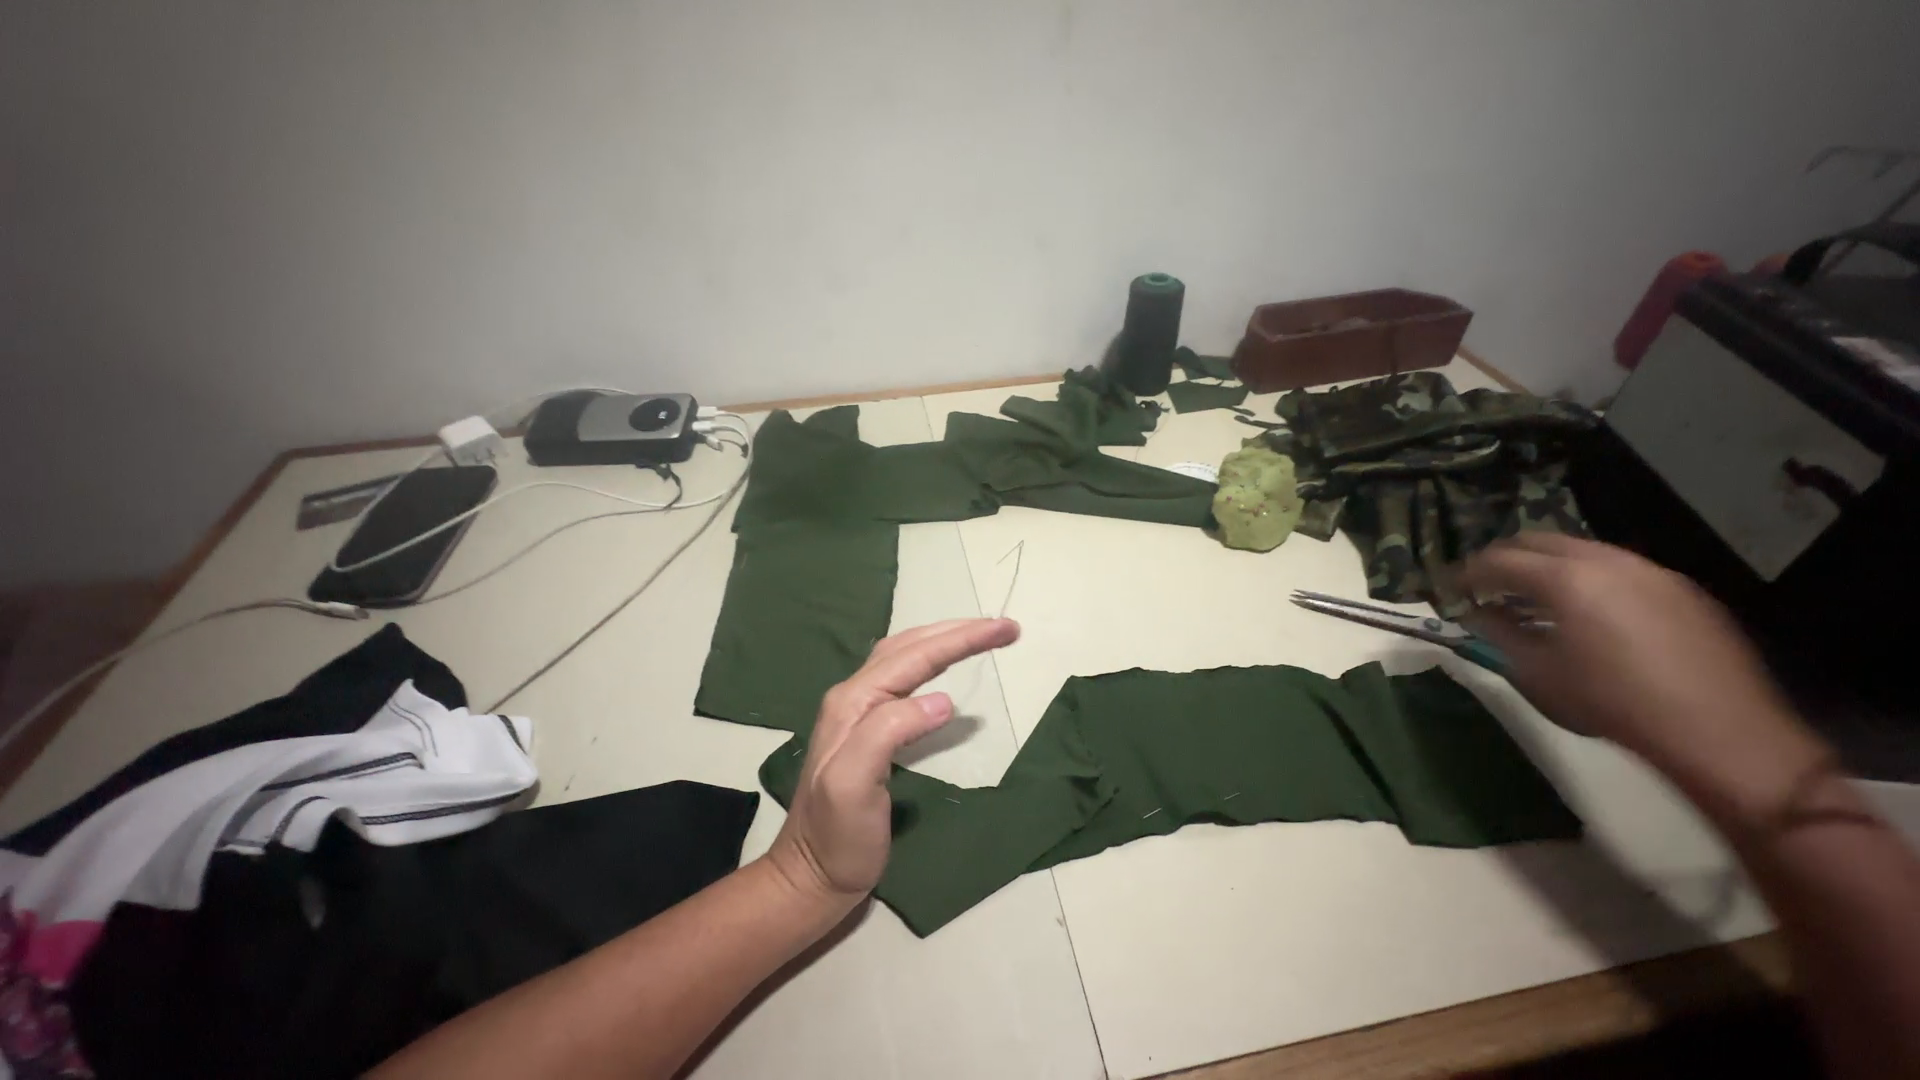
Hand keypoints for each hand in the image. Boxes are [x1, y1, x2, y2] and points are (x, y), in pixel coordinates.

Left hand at [765, 618, 1019, 904]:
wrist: (810, 875)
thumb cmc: (837, 836)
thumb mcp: (855, 784)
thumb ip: (890, 732)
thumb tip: (943, 700)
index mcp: (853, 702)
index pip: (915, 656)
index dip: (962, 639)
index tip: (1006, 629)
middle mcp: (853, 697)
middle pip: (909, 646)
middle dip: (958, 631)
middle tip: (1005, 628)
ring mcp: (858, 713)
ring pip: (903, 657)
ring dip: (943, 640)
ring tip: (980, 634)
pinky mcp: (867, 731)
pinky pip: (901, 678)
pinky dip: (929, 662)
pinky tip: (942, 670)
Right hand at [1460, 533, 1826, 821]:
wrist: (1720, 732)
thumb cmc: (1612, 703)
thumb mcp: (1538, 673)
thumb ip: (1498, 634)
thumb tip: (1474, 614)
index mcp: (1566, 578)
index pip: (1497, 559)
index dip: (1466, 573)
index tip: (1448, 589)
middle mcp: (1607, 560)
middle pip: (1538, 541)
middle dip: (1504, 560)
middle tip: (1484, 587)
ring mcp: (1651, 571)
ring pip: (1582, 551)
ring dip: (1547, 568)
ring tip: (1532, 600)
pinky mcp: (1682, 590)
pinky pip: (1619, 570)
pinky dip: (1587, 580)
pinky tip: (1586, 615)